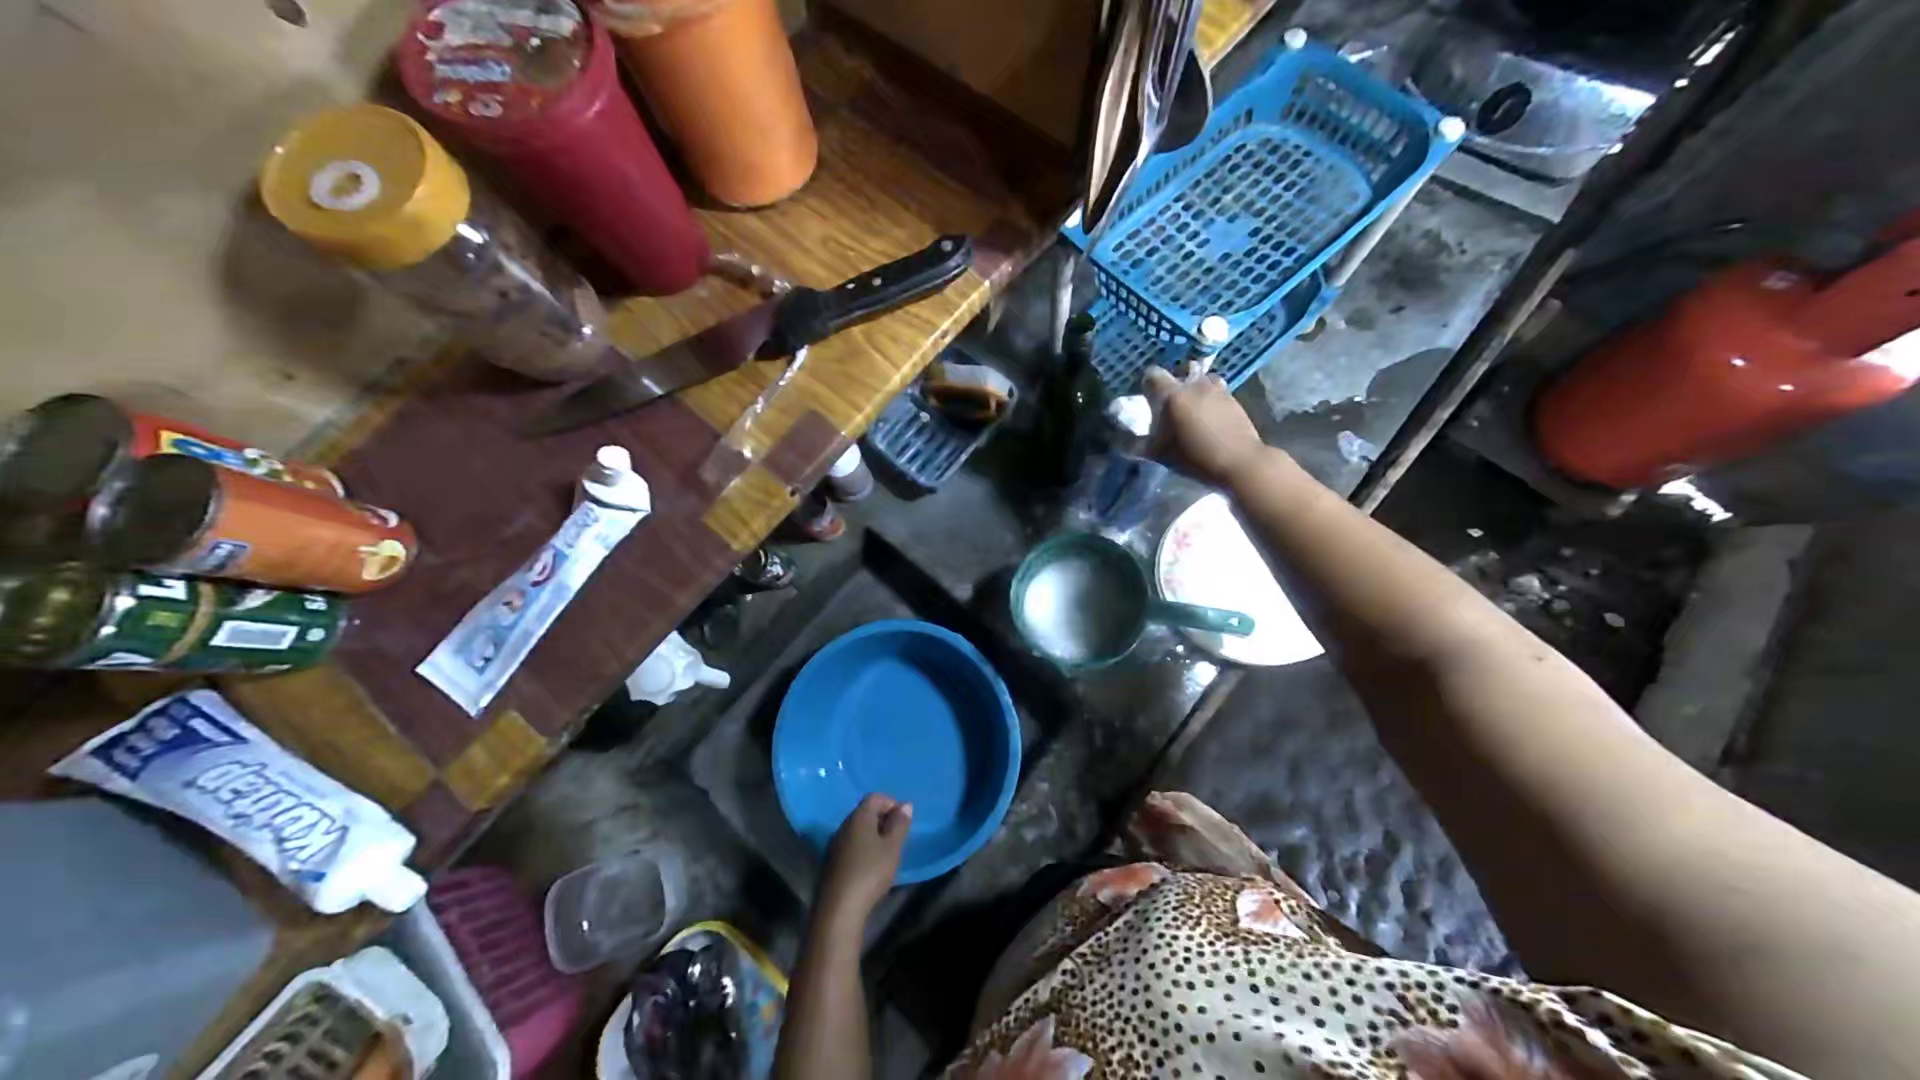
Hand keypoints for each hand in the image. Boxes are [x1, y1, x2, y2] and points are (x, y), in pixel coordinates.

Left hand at [818, 793, 911, 921]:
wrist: (838, 908)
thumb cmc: (870, 872)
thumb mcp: (892, 848)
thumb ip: (899, 825)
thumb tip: (905, 805)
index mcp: (858, 818)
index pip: (874, 797)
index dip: (891, 803)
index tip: (903, 820)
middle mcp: (843, 826)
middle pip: (864, 812)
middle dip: (882, 819)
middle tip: (897, 837)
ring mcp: (834, 845)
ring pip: (856, 830)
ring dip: (872, 835)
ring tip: (886, 853)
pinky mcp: (830, 863)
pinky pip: (850, 845)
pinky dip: (863, 848)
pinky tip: (870, 866)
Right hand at [1142, 367, 1269, 487]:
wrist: (1238, 461)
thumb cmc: (1193, 457)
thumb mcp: (1158, 454)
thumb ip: (1137, 444)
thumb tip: (1120, 440)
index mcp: (1171, 394)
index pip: (1152, 374)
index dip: (1148, 384)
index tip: (1147, 398)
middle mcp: (1194, 385)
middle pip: (1179, 375)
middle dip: (1173, 387)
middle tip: (1170, 407)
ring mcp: (1217, 390)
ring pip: (1200, 381)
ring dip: (1194, 390)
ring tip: (1193, 409)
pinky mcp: (1234, 399)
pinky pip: (1217, 391)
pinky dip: (1211, 399)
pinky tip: (1211, 418)